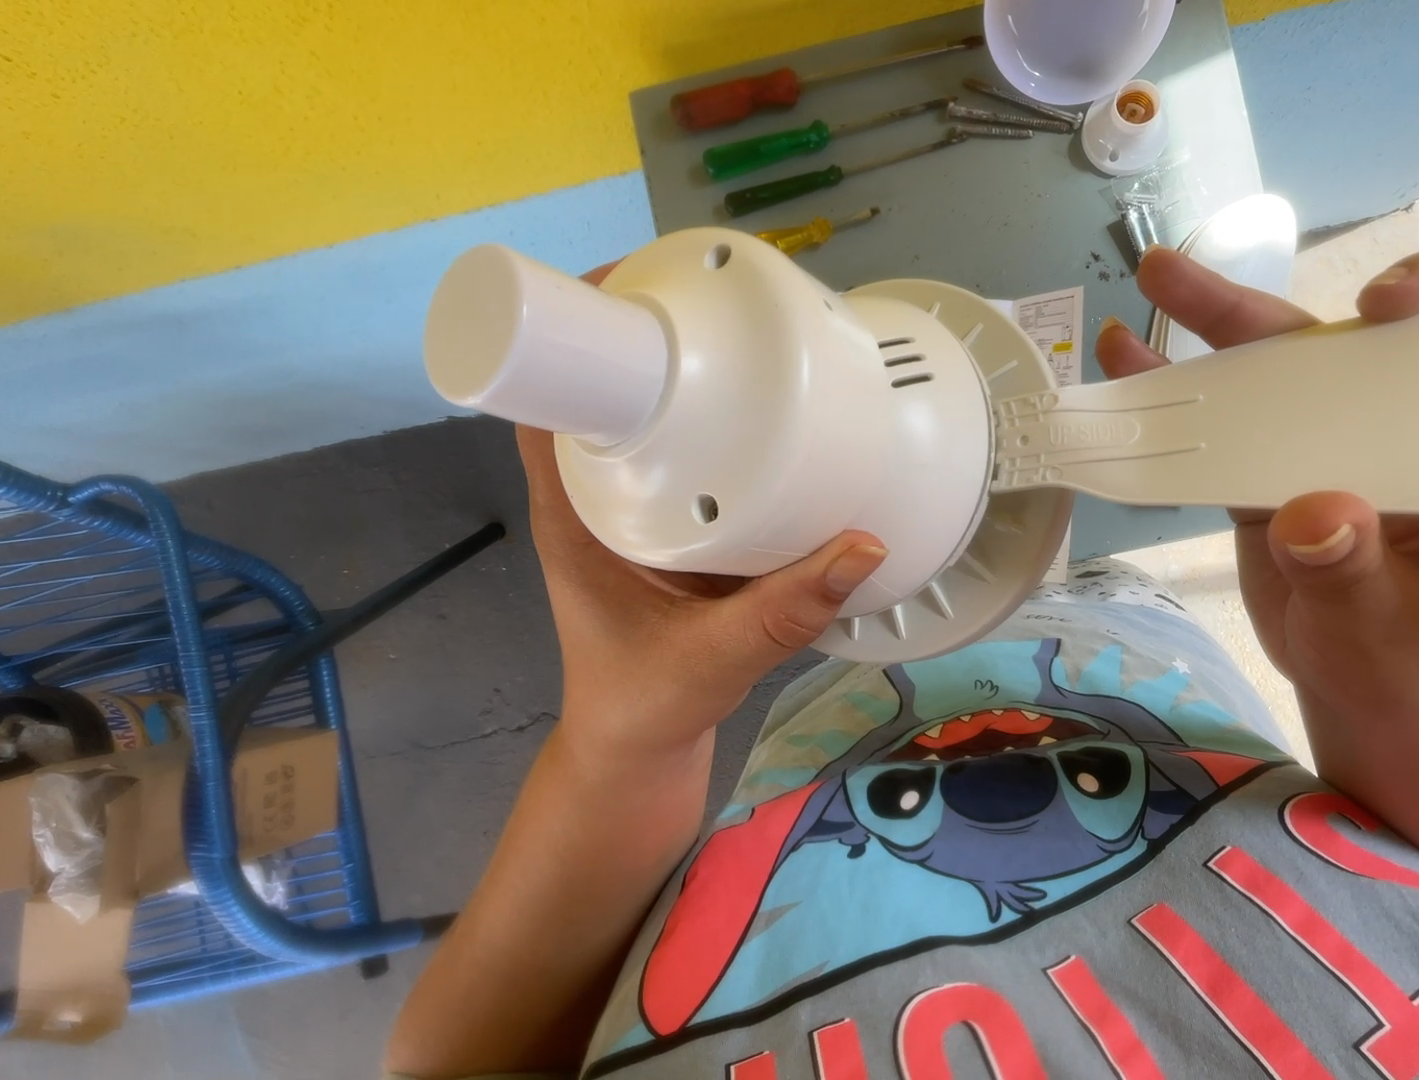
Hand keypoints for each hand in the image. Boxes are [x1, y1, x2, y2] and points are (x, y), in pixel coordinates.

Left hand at [517, 267, 884, 760]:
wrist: (641, 748)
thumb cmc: (644, 704)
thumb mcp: (712, 657)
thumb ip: (787, 610)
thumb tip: (866, 544)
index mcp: (577, 513)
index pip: (551, 395)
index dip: (576, 327)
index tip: (641, 282)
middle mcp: (603, 500)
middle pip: (613, 395)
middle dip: (660, 346)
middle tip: (729, 307)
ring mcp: (643, 516)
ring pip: (661, 429)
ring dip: (698, 389)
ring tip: (760, 349)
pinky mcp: (681, 533)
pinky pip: (699, 466)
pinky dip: (729, 438)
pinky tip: (778, 426)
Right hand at [1096, 250, 1418, 755]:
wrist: (1371, 703)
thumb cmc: (1408, 667)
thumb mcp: (1385, 625)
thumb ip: (1350, 572)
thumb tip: (1308, 515)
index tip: (1377, 305)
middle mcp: (1384, 435)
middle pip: (1322, 350)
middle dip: (1247, 308)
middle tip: (1169, 275)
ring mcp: (1318, 456)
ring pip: (1259, 383)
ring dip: (1195, 342)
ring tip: (1130, 307)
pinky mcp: (1268, 484)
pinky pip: (1220, 436)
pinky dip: (1174, 410)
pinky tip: (1126, 377)